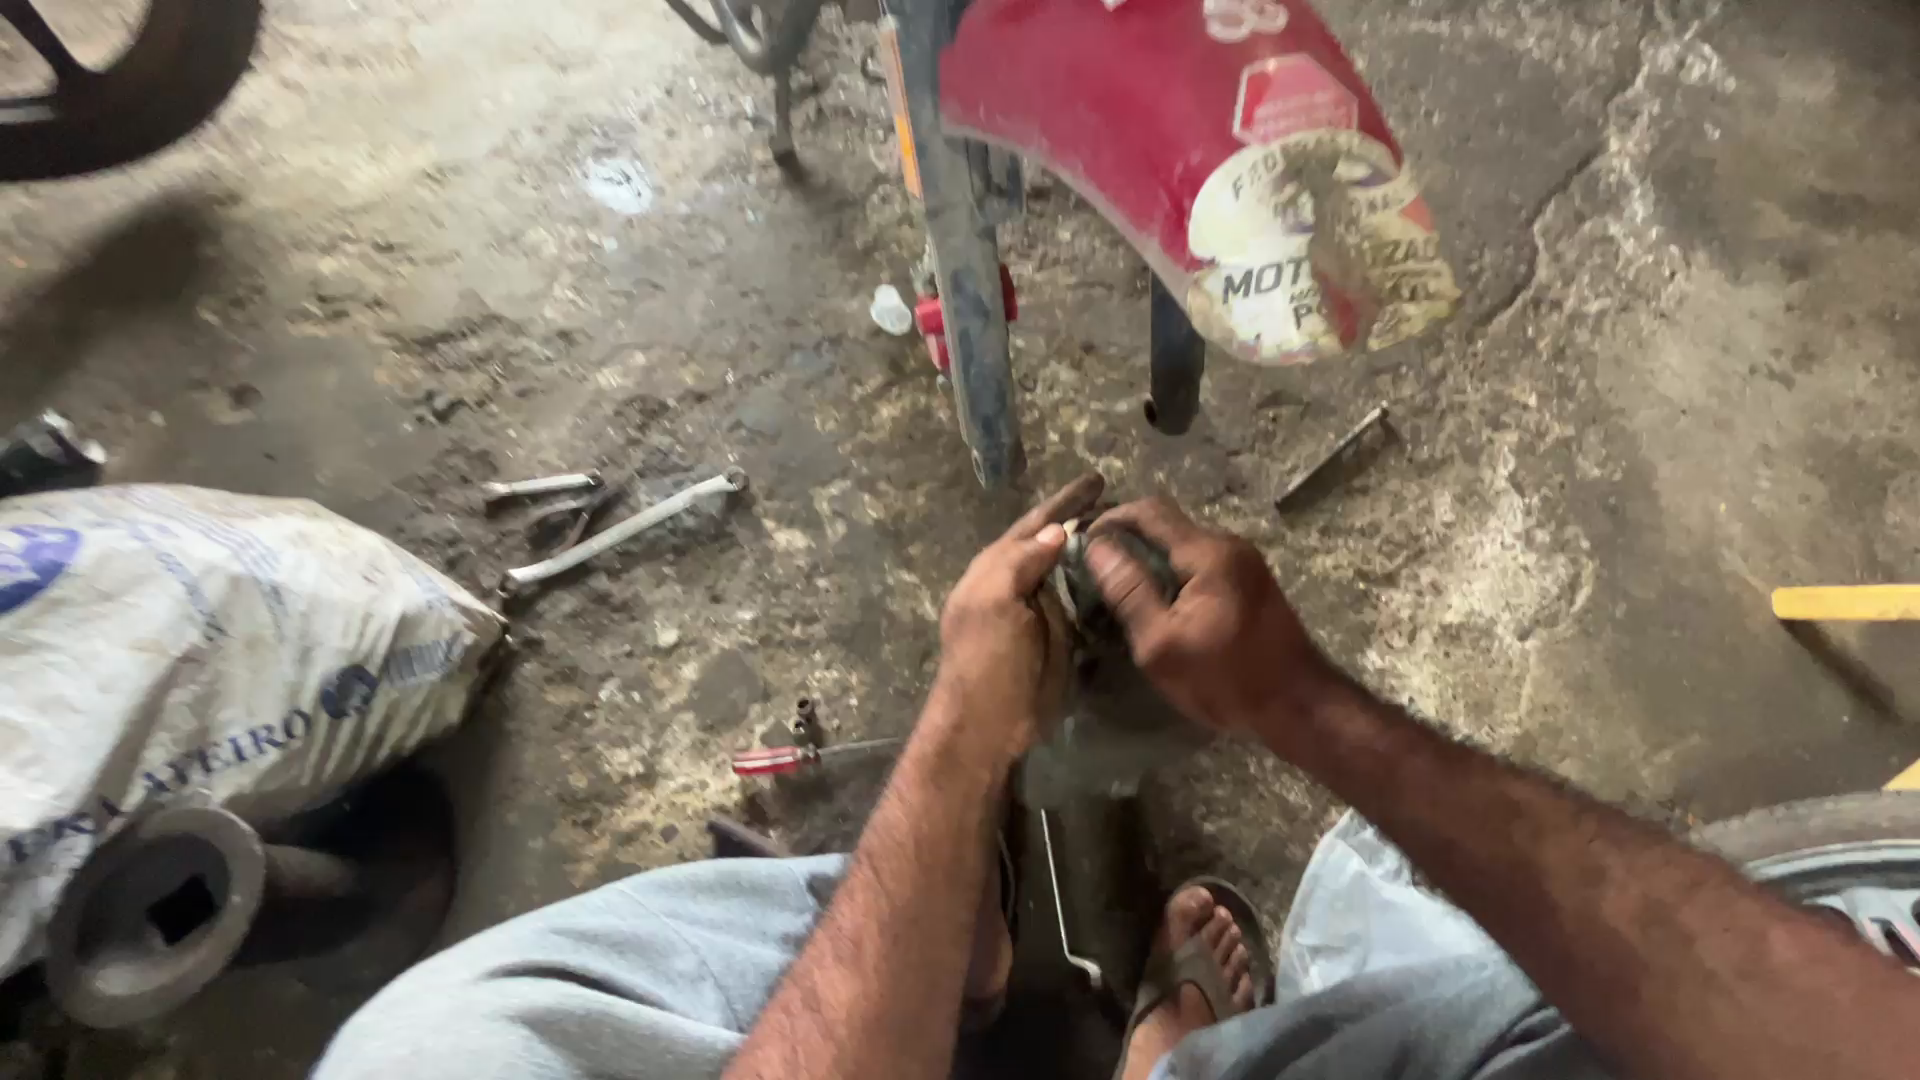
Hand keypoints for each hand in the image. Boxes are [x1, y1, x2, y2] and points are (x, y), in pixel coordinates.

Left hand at [935, 473, 1104, 752]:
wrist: (989, 722)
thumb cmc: (985, 659)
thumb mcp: (994, 602)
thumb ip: (1021, 562)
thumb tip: (1057, 530)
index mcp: (994, 569)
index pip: (1032, 525)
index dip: (1062, 502)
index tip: (1097, 479)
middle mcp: (1016, 583)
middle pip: (1052, 543)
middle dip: (1081, 521)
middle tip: (1120, 503)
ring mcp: (1038, 611)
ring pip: (1069, 571)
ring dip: (1093, 552)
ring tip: (1129, 532)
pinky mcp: (1058, 638)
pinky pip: (1081, 603)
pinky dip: (1099, 586)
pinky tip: (1123, 577)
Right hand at [1086, 497, 1337, 749]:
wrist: (1299, 707)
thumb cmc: (1226, 680)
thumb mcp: (1161, 644)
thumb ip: (1128, 591)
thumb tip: (1095, 547)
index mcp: (1207, 553)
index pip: (1149, 511)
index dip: (1109, 518)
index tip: (1081, 540)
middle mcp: (1228, 544)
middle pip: (1166, 522)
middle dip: (1126, 536)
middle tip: (1093, 563)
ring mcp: (1243, 561)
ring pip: (1182, 541)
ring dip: (1147, 553)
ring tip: (1116, 581)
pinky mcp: (1249, 580)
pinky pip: (1198, 559)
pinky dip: (1169, 568)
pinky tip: (1153, 595)